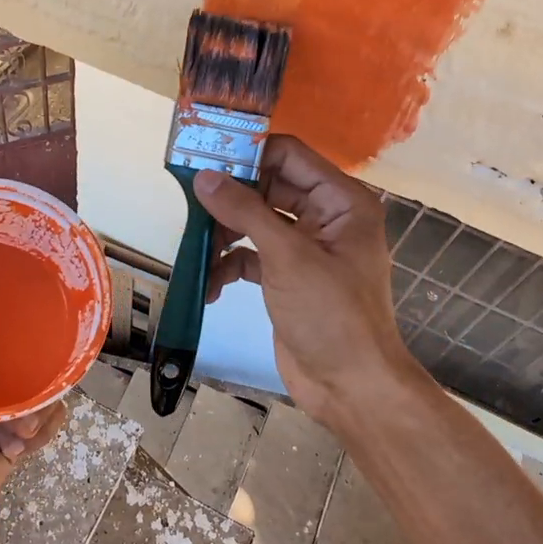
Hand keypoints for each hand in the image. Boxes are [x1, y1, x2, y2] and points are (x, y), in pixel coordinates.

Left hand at [0, 305, 65, 543]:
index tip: (9, 304)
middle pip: (22, 350)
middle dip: (33, 359)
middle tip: (26, 374)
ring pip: (43, 385)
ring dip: (40, 401)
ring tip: (18, 426)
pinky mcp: (13, 446)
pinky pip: (49, 423)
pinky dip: (45, 429)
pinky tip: (19, 446)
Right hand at [193, 135, 417, 426]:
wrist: (352, 388)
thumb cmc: (332, 315)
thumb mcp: (288, 257)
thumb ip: (245, 211)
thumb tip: (203, 176)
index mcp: (341, 201)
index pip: (289, 156)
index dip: (248, 155)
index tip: (204, 160)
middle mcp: (326, 217)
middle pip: (268, 188)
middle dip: (230, 199)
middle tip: (191, 206)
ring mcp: (306, 248)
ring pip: (255, 222)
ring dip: (224, 235)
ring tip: (200, 255)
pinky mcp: (288, 277)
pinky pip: (251, 255)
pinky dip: (229, 266)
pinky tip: (211, 287)